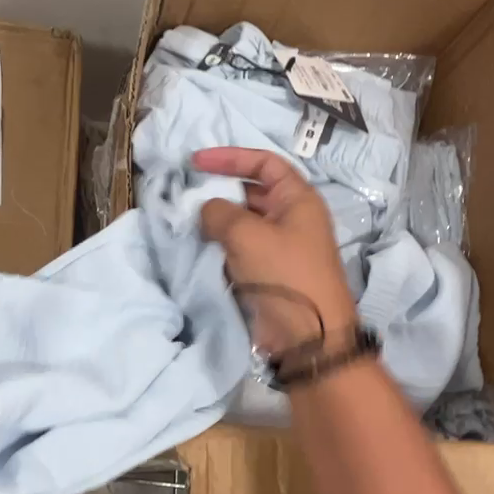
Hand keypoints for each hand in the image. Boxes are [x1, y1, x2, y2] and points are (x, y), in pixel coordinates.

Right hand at [194, 147, 357, 354]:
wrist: (307, 336)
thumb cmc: (285, 274)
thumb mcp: (247, 234)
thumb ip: (219, 212)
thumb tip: (206, 210)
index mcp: (298, 199)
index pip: (264, 163)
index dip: (231, 157)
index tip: (196, 162)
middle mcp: (290, 218)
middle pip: (251, 191)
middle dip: (219, 189)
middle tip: (186, 193)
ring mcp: (278, 246)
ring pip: (241, 221)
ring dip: (215, 219)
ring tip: (186, 219)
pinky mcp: (266, 271)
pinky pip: (238, 247)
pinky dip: (218, 243)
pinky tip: (197, 246)